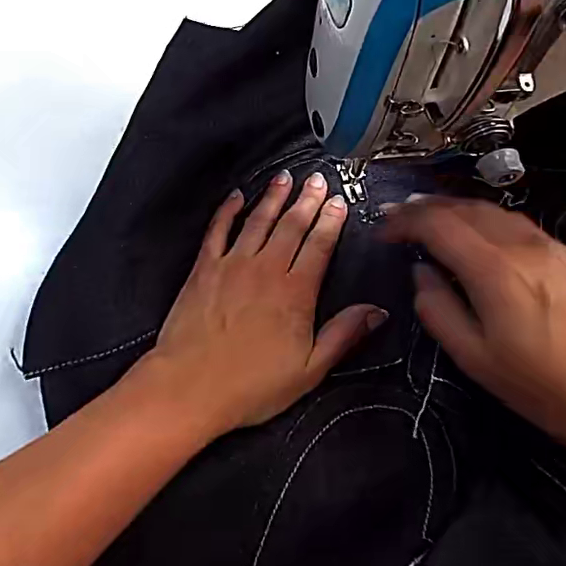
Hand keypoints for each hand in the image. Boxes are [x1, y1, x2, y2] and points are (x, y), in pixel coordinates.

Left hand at [136, 170, 386, 435]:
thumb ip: (343, 335)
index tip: (339, 202)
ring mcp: (233, 264)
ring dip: (274, 196)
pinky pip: (218, 230)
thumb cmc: (250, 385)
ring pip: (259, 220)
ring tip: (286, 177)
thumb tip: (377, 312)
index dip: (331, 221)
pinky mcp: (205, 268)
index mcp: (296, 292)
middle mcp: (267, 269)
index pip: (319, 245)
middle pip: (293, 225)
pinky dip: (227, 210)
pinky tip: (236, 196)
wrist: (188, 388)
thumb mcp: (309, 370)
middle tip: (318, 179)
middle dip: (308, 200)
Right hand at [383, 197, 565, 473]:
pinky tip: (481, 236)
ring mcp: (551, 245)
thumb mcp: (479, 362)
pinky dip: (486, 220)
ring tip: (434, 220)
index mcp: (495, 268)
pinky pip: (516, 223)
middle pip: (465, 207)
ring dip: (457, 209)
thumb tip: (422, 274)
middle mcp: (522, 243)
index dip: (404, 221)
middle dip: (427, 206)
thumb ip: (439, 310)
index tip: (383, 230)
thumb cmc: (551, 391)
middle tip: (401, 217)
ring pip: (493, 210)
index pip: (437, 223)